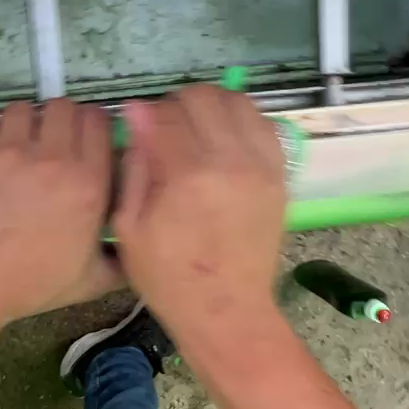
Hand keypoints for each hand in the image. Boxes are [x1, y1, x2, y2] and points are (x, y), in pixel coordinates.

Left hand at [0, 98, 122, 332]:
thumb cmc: (26, 289)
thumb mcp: (88, 283)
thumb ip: (120, 259)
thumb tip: (136, 244)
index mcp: (86, 184)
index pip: (98, 122)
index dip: (92, 126)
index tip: (83, 140)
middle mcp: (49, 158)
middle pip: (63, 106)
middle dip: (59, 120)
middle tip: (49, 143)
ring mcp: (3, 150)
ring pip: (22, 109)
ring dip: (23, 124)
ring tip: (14, 148)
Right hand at [112, 85, 287, 344]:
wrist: (226, 310)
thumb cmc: (168, 277)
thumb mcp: (129, 226)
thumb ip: (135, 164)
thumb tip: (136, 112)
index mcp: (187, 176)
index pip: (165, 113)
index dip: (146, 115)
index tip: (140, 130)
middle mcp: (230, 161)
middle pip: (203, 97)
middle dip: (177, 105)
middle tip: (167, 130)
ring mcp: (261, 166)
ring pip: (237, 102)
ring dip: (211, 107)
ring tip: (197, 132)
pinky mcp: (279, 175)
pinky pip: (263, 124)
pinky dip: (241, 121)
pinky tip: (224, 141)